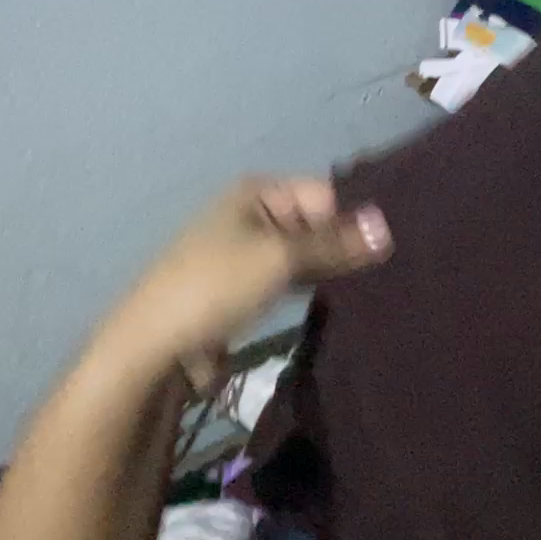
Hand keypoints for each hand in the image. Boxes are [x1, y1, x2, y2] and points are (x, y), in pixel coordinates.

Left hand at [98, 178, 390, 379]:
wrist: (151, 347)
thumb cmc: (215, 287)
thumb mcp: (280, 258)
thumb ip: (335, 244)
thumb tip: (387, 225)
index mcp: (256, 192)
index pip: (324, 193)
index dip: (354, 219)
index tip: (389, 249)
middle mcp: (251, 215)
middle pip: (313, 223)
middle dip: (344, 246)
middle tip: (387, 273)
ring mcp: (245, 254)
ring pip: (302, 255)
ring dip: (329, 272)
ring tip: (370, 290)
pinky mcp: (242, 291)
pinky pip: (287, 283)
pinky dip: (309, 291)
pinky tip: (338, 306)